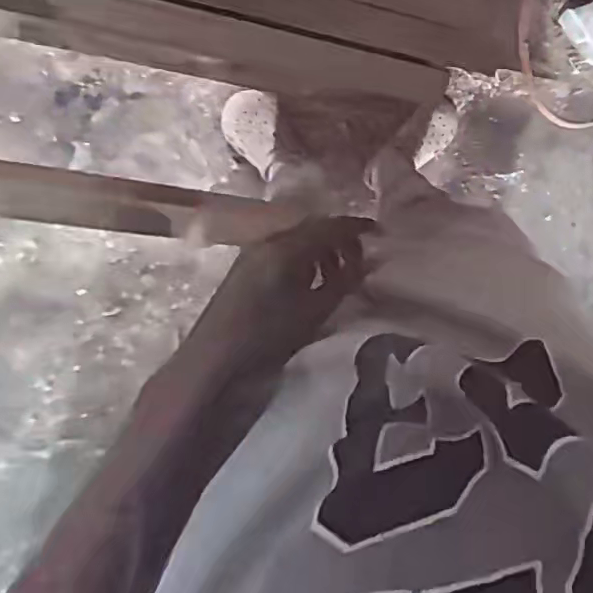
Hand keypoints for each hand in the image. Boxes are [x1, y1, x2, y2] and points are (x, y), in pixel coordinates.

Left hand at [176, 216, 377, 385]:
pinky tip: (313, 284)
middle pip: (313, 228)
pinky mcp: (245, 272)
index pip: (330, 225)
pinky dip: (304, 262)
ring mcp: (252, 255)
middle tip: (361, 261)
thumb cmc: (268, 337)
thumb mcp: (316, 310)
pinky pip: (283, 254)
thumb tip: (372, 260)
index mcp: (285, 246)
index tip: (380, 234)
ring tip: (339, 277)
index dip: (357, 227)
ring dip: (323, 252)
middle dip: (341, 241)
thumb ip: (346, 281)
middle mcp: (267, 242)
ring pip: (298, 241)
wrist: (212, 367)